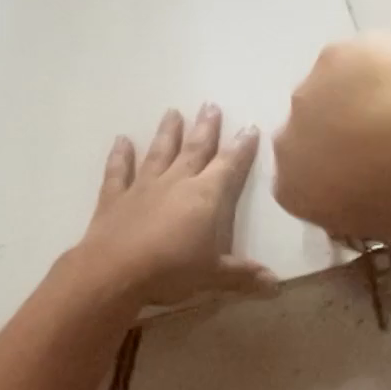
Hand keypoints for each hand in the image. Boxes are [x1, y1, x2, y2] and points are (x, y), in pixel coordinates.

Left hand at [78, 104, 276, 306]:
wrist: (115, 272)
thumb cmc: (171, 271)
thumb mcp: (214, 276)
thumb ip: (243, 275)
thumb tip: (275, 284)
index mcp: (206, 197)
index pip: (229, 165)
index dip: (241, 148)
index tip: (249, 128)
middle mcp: (176, 182)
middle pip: (195, 149)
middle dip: (206, 128)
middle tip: (210, 105)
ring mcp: (143, 187)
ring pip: (159, 152)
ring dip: (168, 132)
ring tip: (172, 112)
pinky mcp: (115, 197)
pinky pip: (119, 171)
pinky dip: (120, 155)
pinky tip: (121, 140)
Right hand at [272, 32, 390, 240]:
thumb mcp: (375, 224)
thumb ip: (359, 204)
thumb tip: (376, 195)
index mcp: (292, 189)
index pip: (301, 179)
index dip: (333, 169)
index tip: (363, 168)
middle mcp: (286, 140)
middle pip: (308, 128)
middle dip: (337, 126)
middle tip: (384, 134)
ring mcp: (307, 92)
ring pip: (329, 86)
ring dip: (357, 92)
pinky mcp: (332, 55)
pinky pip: (357, 58)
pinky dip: (380, 64)